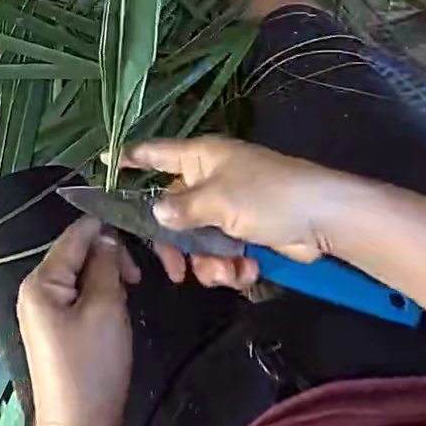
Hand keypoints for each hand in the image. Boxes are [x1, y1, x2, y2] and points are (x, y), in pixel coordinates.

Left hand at [19, 216, 138, 425]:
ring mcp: (44, 308)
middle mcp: (35, 288)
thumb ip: (107, 262)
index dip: (108, 230)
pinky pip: (80, 292)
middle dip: (110, 257)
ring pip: (83, 271)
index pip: (76, 233)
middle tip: (136, 279)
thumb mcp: (106, 306)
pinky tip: (115, 309)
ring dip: (108, 276)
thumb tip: (108, 235)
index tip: (140, 239)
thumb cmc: (92, 368)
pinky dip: (101, 294)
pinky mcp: (55, 325)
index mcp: (40, 280)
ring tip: (128, 296)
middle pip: (79, 251)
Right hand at [119, 137, 369, 290]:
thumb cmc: (266, 195)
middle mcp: (210, 178)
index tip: (103, 161)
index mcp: (201, 157)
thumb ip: (181, 207)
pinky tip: (247, 272)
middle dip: (178, 245)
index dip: (130, 157)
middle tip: (176, 272)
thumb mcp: (218, 199)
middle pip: (174, 211)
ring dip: (210, 263)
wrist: (321, 217)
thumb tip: (155, 212)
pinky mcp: (246, 230)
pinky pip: (222, 251)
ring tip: (229, 272)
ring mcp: (229, 205)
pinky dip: (232, 266)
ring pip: (198, 239)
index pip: (156, 152)